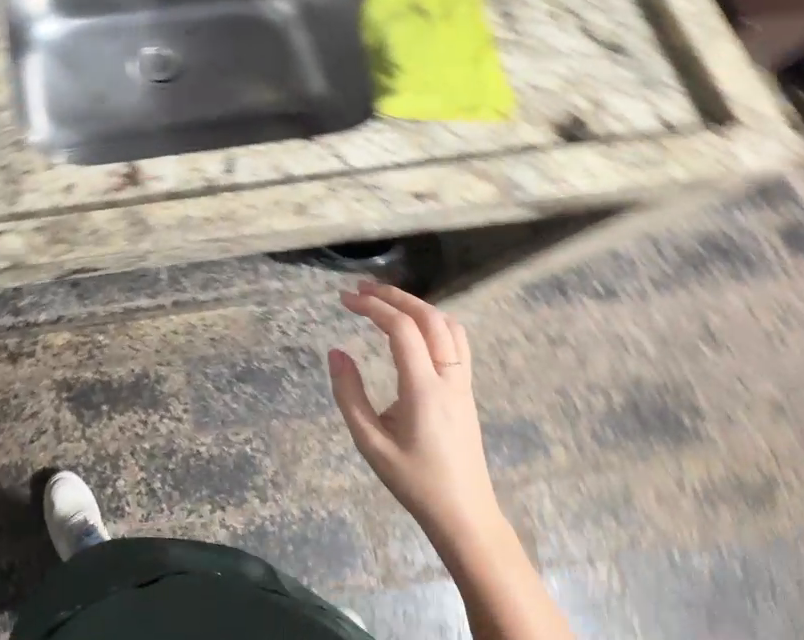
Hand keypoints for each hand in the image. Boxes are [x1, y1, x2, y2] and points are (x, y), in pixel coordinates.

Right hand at [327, 280, 501, 543]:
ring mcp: (464, 383)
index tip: (344, 300)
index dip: (372, 306)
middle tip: (360, 289)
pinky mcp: (467, 390)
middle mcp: (449, 379)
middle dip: (393, 296)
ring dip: (416, 305)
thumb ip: (349, 395)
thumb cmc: (413, 481)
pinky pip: (456, 342)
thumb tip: (336, 352)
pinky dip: (433, 321)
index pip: (401, 329)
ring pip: (448, 326)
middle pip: (428, 318)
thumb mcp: (370, 443)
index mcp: (424, 390)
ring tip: (385, 301)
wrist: (464, 514)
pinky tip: (413, 326)